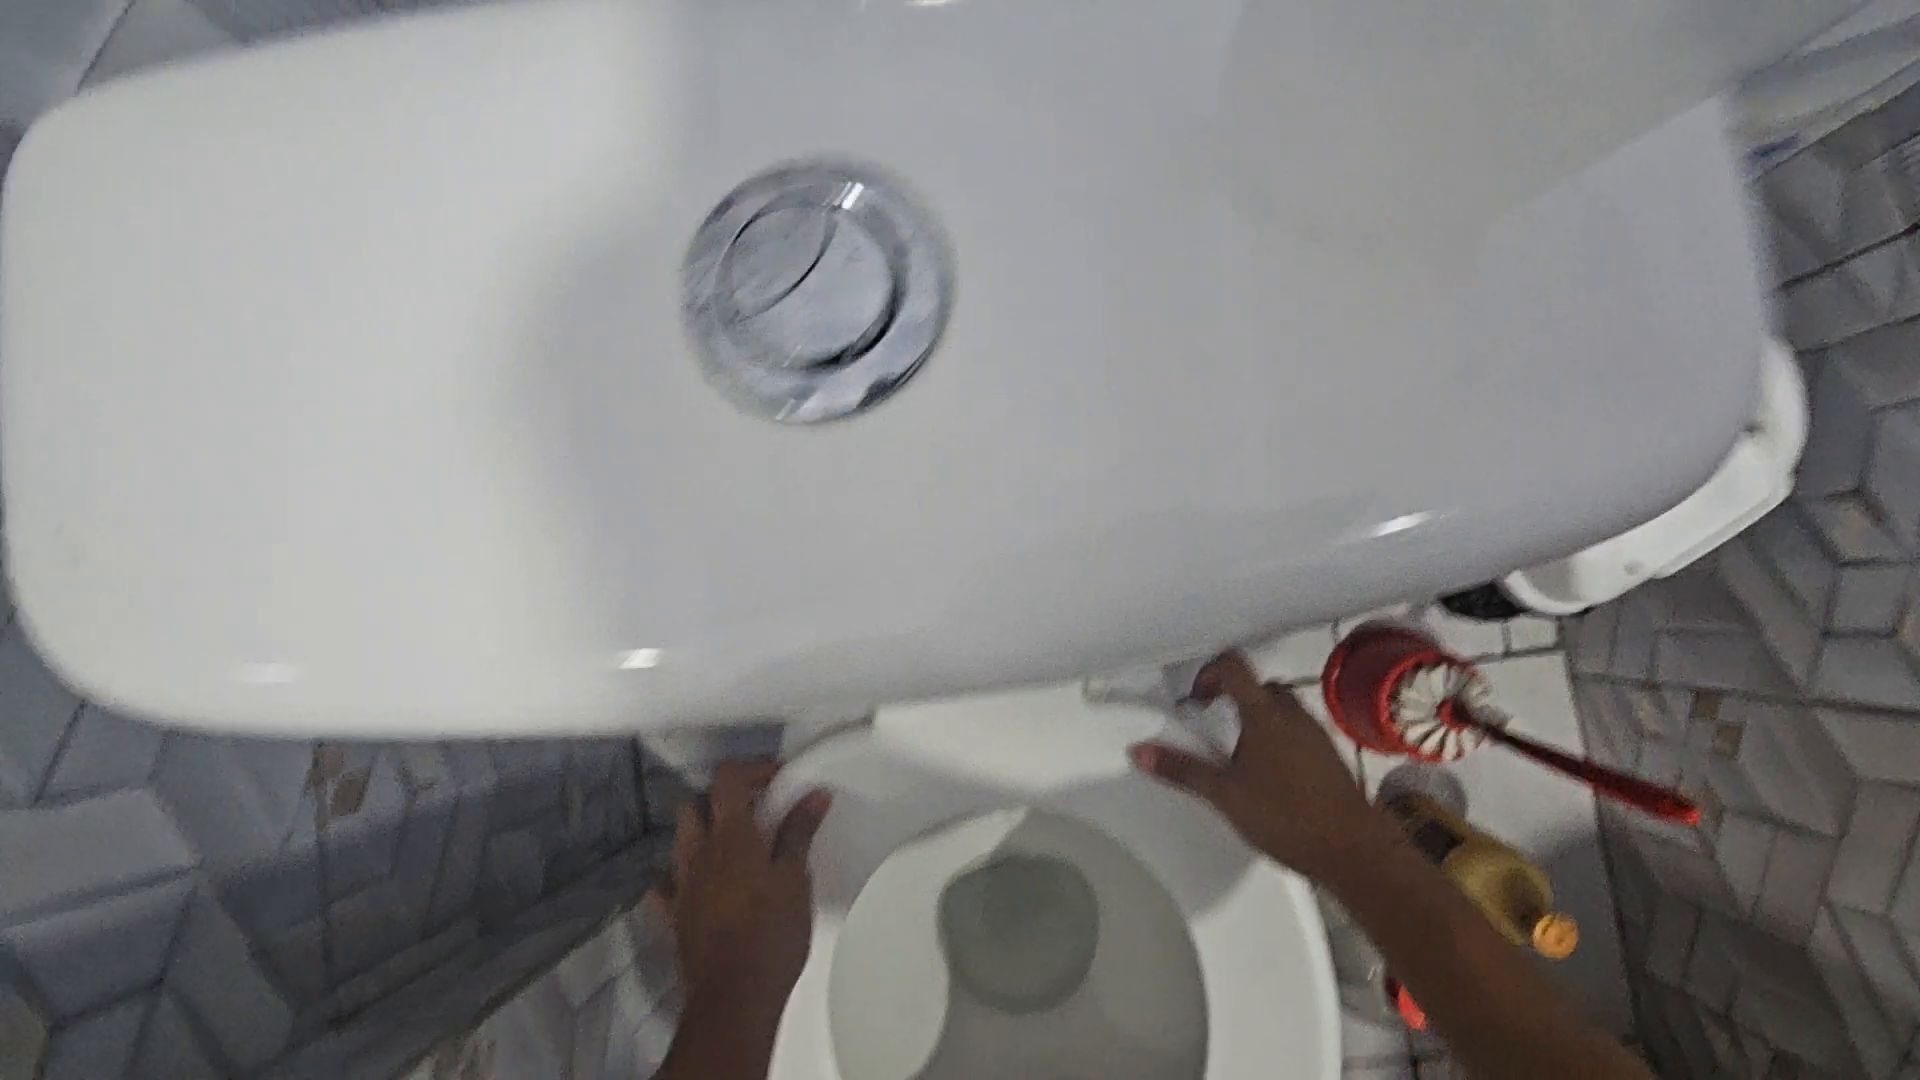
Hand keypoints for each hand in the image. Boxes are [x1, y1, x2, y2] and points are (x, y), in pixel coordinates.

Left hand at [654, 760, 832, 1018]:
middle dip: (723, 796)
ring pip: (680, 839)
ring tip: (732, 841)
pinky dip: (681, 875)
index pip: (728, 779)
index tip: (778, 776)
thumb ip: (799, 832)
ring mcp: (681, 885)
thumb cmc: (771, 933)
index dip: (751, 768)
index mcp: (731, 836)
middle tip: (757, 806)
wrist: (735, 996)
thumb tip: (813, 795)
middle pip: (697, 803)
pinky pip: (666, 885)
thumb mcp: (795, 877)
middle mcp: (699, 853)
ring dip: (702, 829)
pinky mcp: (674, 918)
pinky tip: (697, 881)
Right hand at [1129, 650, 1399, 880]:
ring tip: (1238, 756)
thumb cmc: (1285, 815)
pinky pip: (1297, 731)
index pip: (1233, 666)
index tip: (1195, 705)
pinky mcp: (1331, 756)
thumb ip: (1182, 770)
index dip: (1208, 674)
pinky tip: (1269, 776)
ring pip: (1280, 708)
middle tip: (1214, 729)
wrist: (1356, 852)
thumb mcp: (1224, 794)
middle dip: (1233, 699)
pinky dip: (1278, 739)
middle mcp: (1293, 714)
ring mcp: (1317, 733)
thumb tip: (1137, 751)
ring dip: (1256, 719)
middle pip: (1259, 686)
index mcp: (1264, 713)